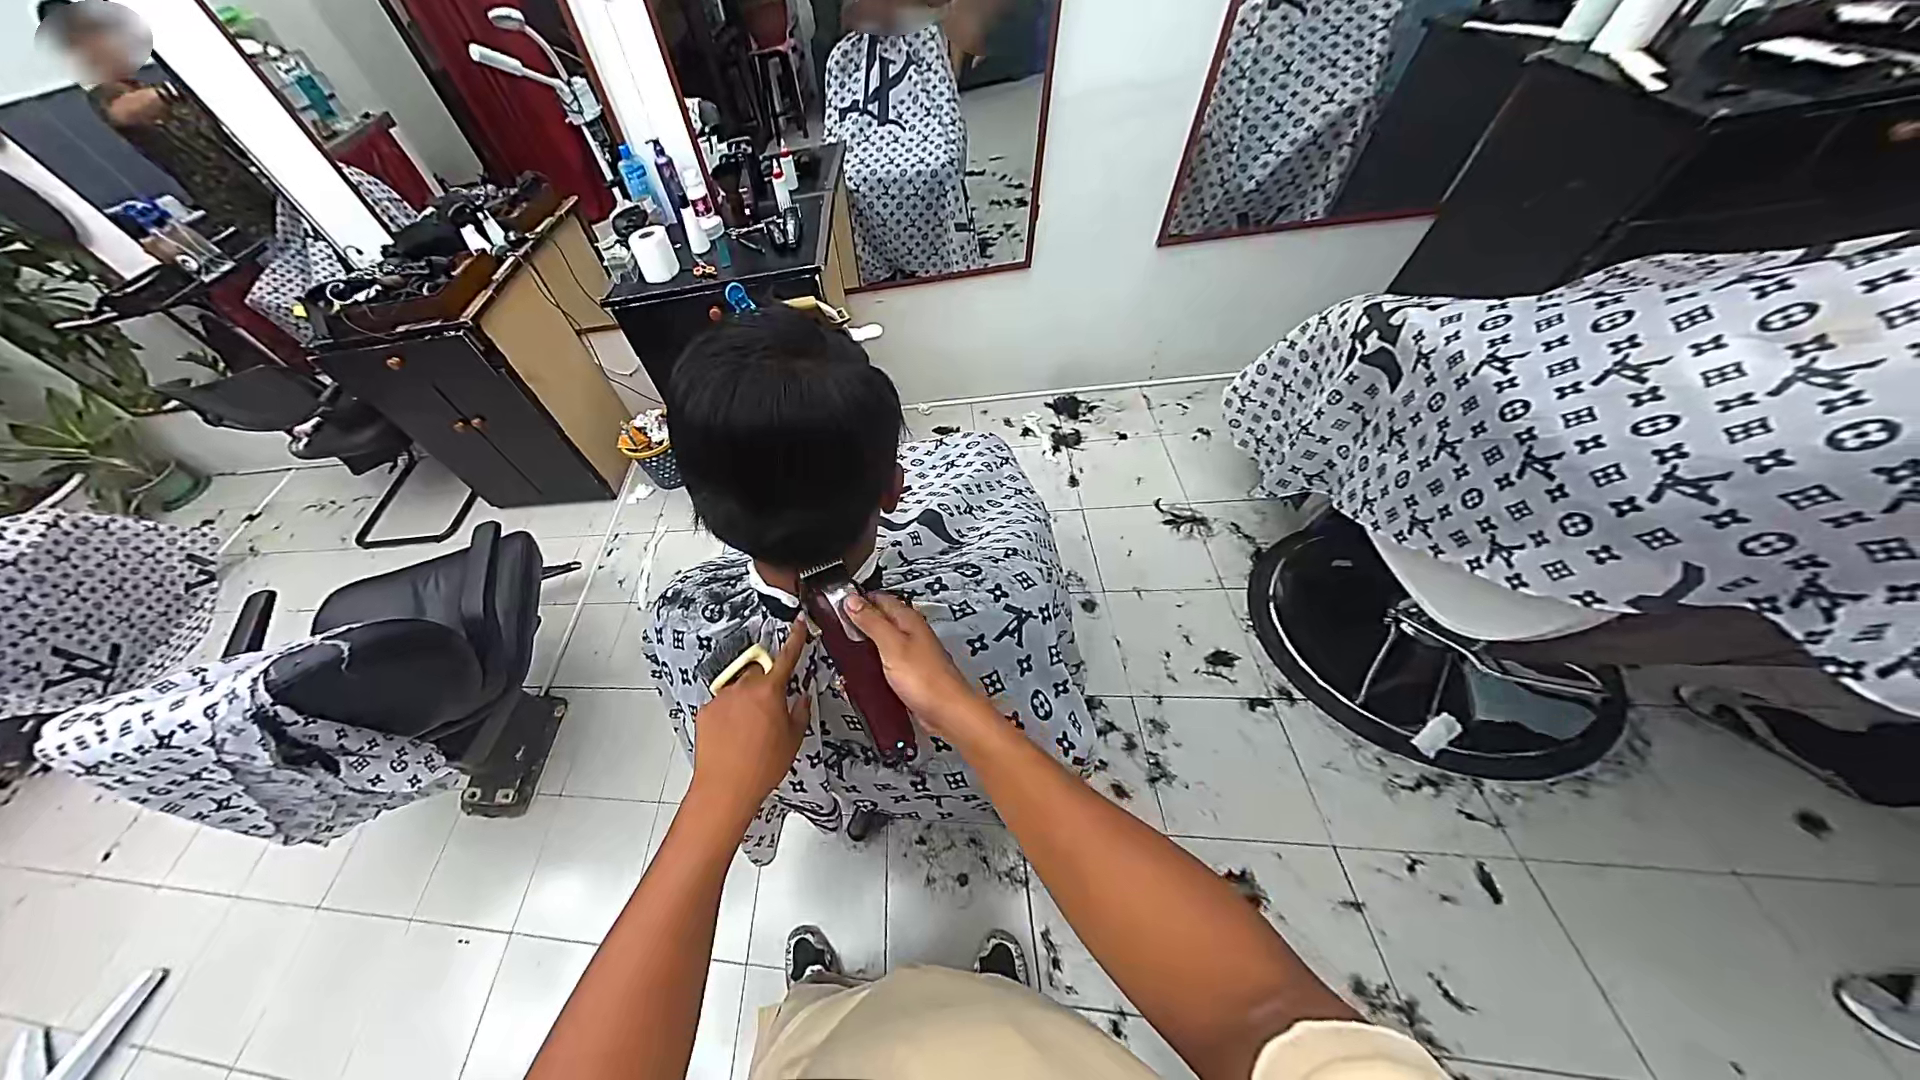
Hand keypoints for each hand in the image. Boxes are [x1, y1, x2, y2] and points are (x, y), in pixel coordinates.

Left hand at [687, 618, 811, 821]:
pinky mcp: (705, 711)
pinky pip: (723, 703)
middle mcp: (743, 688)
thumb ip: (800, 711)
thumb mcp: (793, 738)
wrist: (726, 789)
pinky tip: (735, 735)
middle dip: (766, 682)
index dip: (794, 639)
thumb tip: (801, 699)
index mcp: (769, 691)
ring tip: (752, 728)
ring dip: (747, 699)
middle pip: (759, 672)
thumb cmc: (762, 766)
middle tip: (772, 706)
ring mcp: (721, 698)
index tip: (797, 625)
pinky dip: (730, 713)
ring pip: (739, 687)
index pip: (786, 657)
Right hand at [842, 591, 990, 740]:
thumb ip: (871, 622)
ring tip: (849, 654)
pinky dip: (873, 667)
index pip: (880, 598)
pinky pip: (885, 664)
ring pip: (881, 643)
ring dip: (865, 648)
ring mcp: (910, 654)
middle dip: (859, 624)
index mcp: (908, 620)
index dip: (858, 598)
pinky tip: (866, 675)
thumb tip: (853, 601)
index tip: (839, 604)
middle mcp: (911, 634)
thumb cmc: (928, 680)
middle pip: (880, 620)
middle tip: (841, 630)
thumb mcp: (892, 646)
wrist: (947, 712)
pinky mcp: (909, 674)